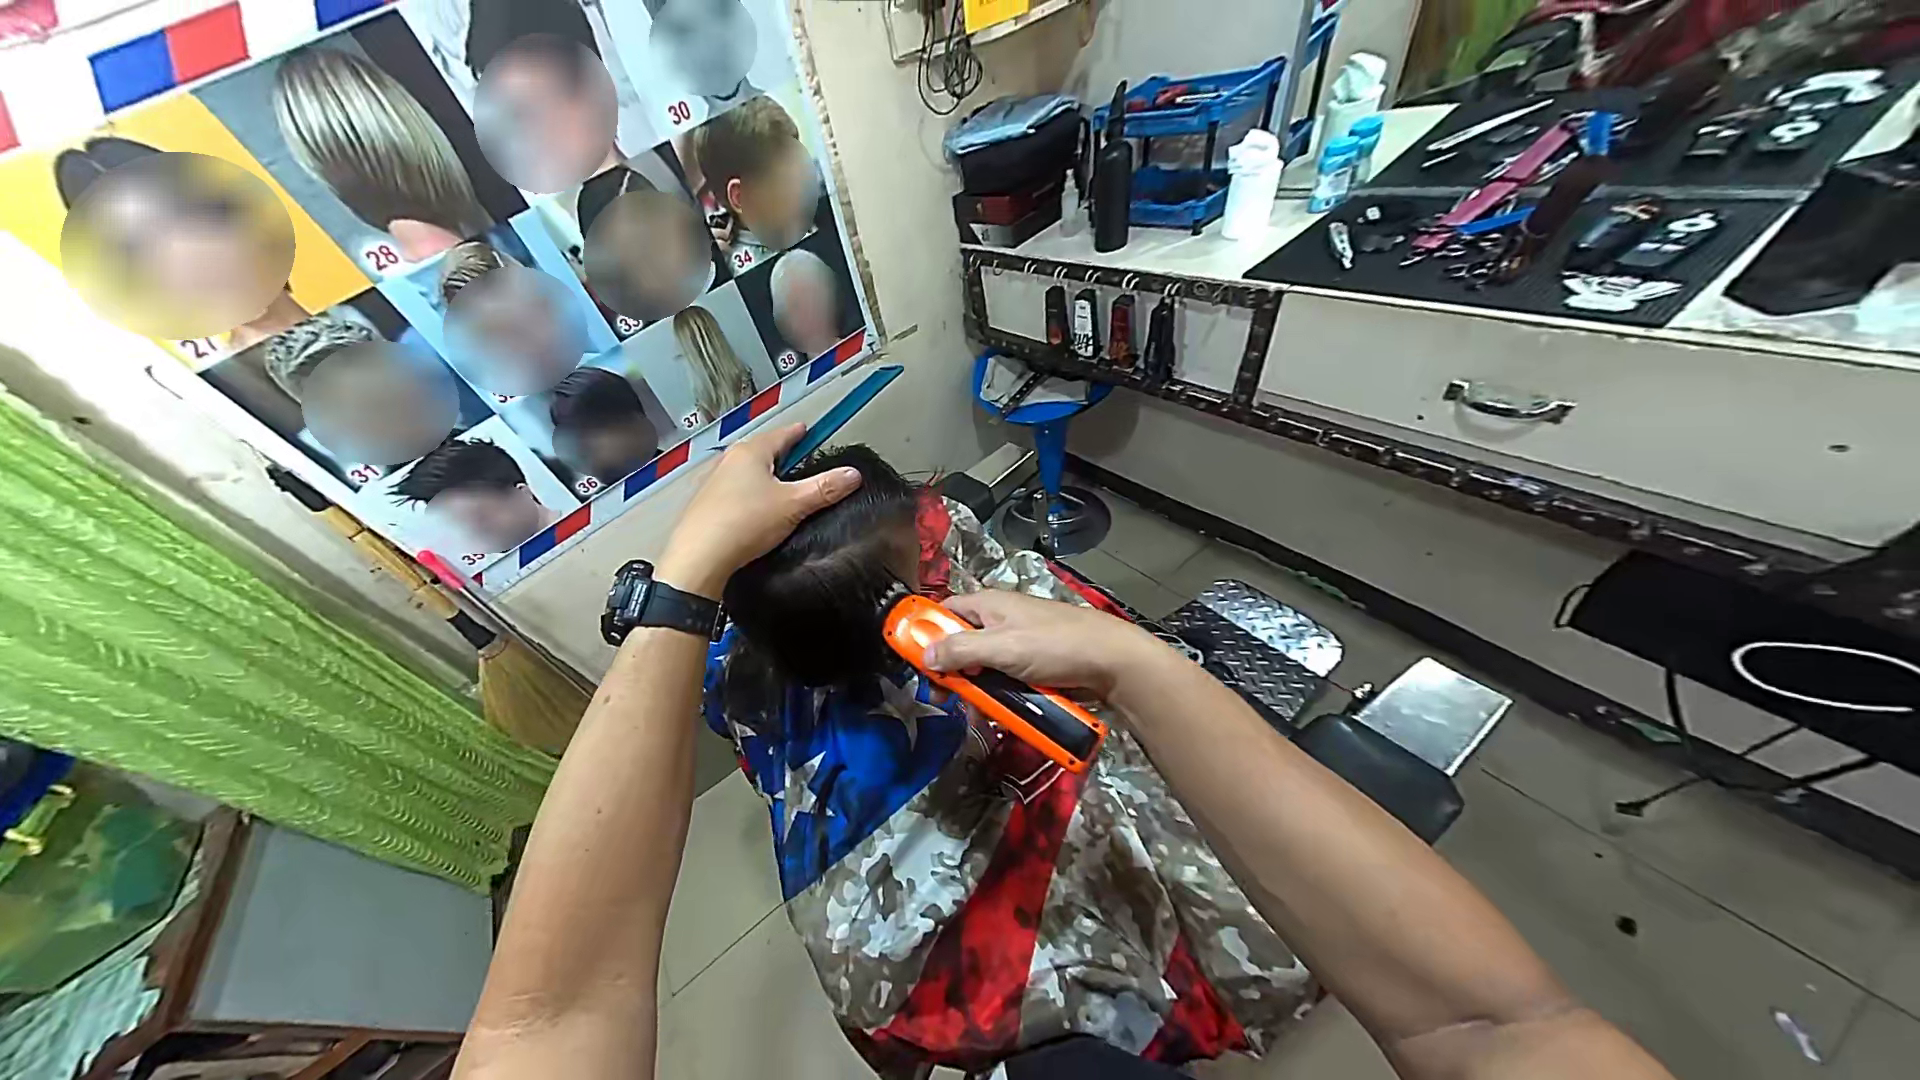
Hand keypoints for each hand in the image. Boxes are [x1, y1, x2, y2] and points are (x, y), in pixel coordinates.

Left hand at [656, 423, 860, 598]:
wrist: (699, 558)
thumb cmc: (744, 523)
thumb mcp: (795, 504)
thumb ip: (825, 488)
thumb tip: (853, 474)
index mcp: (751, 452)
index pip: (782, 434)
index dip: (799, 433)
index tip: (807, 430)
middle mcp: (728, 462)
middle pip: (762, 452)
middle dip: (782, 457)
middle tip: (801, 464)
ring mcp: (713, 483)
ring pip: (746, 473)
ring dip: (764, 478)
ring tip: (781, 491)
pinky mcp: (705, 506)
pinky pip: (734, 493)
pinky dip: (749, 496)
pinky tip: (757, 512)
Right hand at [924, 590, 1164, 701]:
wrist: (1112, 663)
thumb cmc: (1055, 646)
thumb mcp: (1002, 647)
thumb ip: (960, 650)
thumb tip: (924, 656)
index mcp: (988, 604)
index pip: (943, 612)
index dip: (926, 633)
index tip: (917, 662)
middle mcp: (999, 620)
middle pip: (960, 644)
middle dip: (953, 672)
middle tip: (950, 697)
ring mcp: (1017, 644)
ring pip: (982, 667)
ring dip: (978, 689)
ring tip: (982, 710)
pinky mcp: (1032, 666)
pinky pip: (1004, 680)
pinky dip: (1001, 695)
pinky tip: (1004, 711)